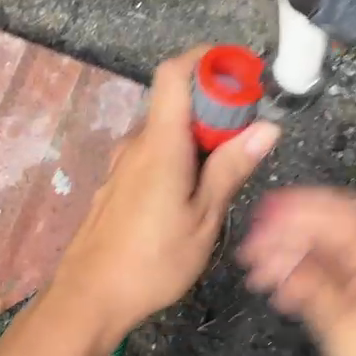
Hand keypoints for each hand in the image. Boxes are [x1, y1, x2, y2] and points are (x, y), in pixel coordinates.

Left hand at [49, 47, 280, 339]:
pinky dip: (179, 157)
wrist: (89, 296)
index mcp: (161, 144)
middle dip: (215, 109)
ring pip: (166, 133)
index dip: (205, 59)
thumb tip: (266, 126)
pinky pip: (152, 155)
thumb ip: (231, 168)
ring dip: (198, 139)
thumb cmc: (153, 260)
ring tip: (226, 176)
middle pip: (176, 103)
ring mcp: (122, 164)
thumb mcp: (204, 218)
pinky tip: (193, 196)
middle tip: (247, 141)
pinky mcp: (117, 184)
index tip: (238, 71)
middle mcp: (137, 144)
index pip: (174, 74)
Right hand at [238, 187, 355, 355]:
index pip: (331, 211)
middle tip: (256, 250)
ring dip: (301, 258)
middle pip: (333, 228)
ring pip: (339, 252)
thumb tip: (286, 260)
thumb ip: (311, 284)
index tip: (262, 216)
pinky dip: (319, 277)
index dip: (292, 209)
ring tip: (267, 275)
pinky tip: (297, 294)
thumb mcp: (343, 326)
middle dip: (290, 235)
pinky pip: (350, 273)